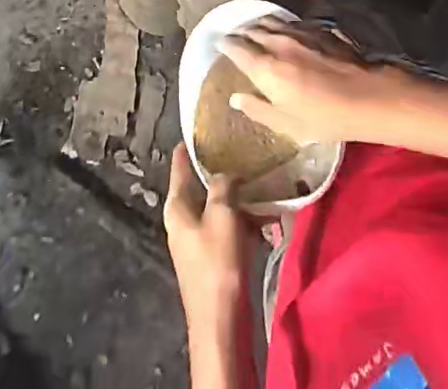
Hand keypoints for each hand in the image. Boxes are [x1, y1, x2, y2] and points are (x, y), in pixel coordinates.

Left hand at [164, 142, 250, 320]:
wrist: (220, 322)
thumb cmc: (217, 263)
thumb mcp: (222, 215)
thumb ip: (222, 186)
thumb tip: (225, 172)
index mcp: (177, 206)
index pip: (179, 164)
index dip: (191, 145)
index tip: (208, 126)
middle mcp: (183, 218)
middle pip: (202, 185)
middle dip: (224, 172)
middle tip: (247, 153)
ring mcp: (198, 238)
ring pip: (220, 207)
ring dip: (241, 199)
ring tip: (267, 187)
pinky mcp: (214, 255)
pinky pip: (229, 228)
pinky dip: (246, 222)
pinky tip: (270, 223)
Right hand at [217, 20, 411, 144]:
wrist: (368, 96)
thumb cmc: (324, 117)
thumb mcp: (287, 124)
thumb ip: (258, 109)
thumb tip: (235, 98)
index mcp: (265, 67)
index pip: (236, 48)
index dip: (225, 44)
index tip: (219, 43)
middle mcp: (277, 43)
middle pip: (252, 29)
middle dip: (240, 31)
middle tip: (235, 35)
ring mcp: (300, 33)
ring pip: (271, 20)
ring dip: (259, 23)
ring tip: (255, 27)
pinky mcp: (319, 29)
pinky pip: (292, 21)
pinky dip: (281, 24)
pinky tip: (285, 30)